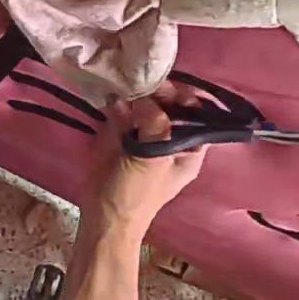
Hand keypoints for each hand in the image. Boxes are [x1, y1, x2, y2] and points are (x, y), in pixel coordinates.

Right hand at [85, 88, 205, 232]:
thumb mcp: (153, 158)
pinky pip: (124, 111)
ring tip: (129, 85)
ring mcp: (145, 134)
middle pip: (171, 103)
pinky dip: (119, 100)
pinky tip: (115, 95)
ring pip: (147, 103)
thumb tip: (142, 96)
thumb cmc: (135, 193)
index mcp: (189, 146)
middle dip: (159, 90)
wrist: (102, 216)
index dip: (184, 95)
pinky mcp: (121, 134)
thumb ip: (155, 123)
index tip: (167, 86)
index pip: (196, 111)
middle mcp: (170, 136)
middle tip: (144, 83)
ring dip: (138, 92)